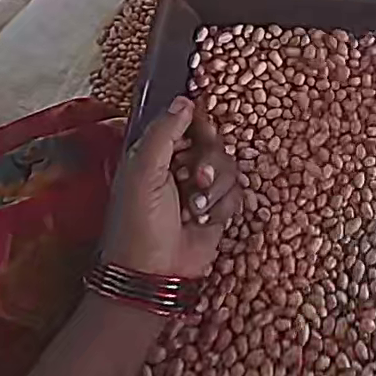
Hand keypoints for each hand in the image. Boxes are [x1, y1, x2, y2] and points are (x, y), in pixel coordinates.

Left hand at [102, 96, 240, 277]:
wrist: (153, 274)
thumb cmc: (139, 222)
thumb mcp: (145, 171)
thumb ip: (164, 133)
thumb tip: (184, 101)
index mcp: (156, 151)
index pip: (185, 121)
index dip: (197, 125)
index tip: (201, 134)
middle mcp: (178, 165)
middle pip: (213, 142)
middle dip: (208, 162)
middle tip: (196, 178)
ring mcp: (200, 187)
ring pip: (228, 166)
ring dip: (215, 188)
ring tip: (195, 207)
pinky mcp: (218, 207)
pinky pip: (236, 191)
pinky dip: (223, 205)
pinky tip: (204, 219)